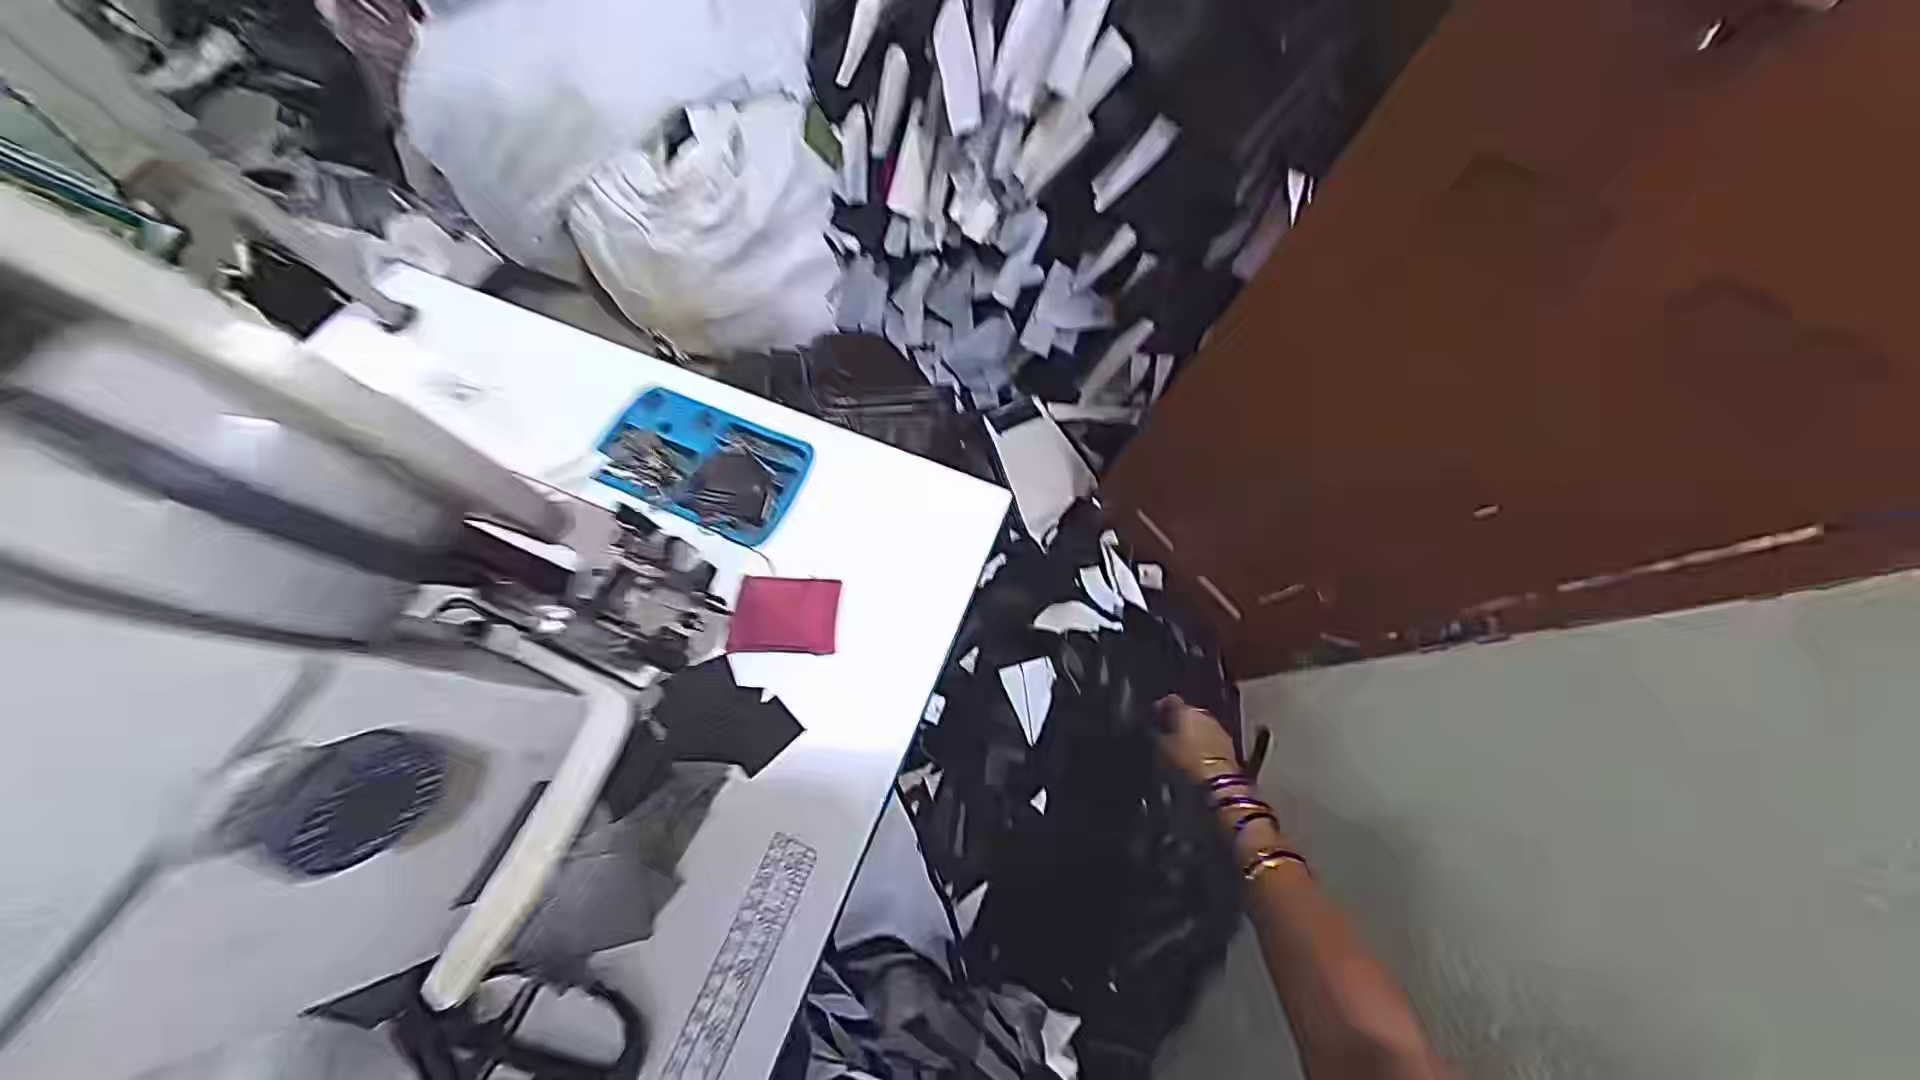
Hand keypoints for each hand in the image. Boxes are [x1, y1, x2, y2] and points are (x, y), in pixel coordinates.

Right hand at [1155, 695, 1241, 782]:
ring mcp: (1217, 726)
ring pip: (1201, 723)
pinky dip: (1204, 739)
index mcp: (1185, 711)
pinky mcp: (1228, 740)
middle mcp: (1202, 713)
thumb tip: (1156, 727)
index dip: (1163, 707)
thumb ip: (1158, 733)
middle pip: (1187, 711)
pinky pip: (1211, 735)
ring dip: (1193, 730)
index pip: (1171, 700)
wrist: (1218, 779)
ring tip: (1185, 743)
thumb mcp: (1162, 748)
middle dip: (1179, 719)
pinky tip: (1199, 751)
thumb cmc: (1186, 760)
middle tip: (1171, 731)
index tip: (1157, 715)